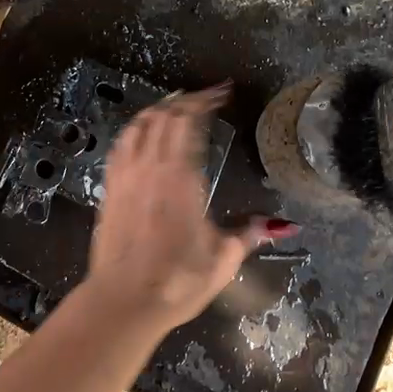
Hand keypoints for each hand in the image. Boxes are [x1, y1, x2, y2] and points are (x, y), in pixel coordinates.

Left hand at [86, 85, 294, 330]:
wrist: (123, 299)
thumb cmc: (177, 280)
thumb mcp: (222, 260)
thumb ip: (250, 235)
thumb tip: (283, 225)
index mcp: (181, 176)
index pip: (189, 120)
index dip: (204, 99)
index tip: (221, 92)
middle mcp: (151, 167)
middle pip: (163, 117)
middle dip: (184, 100)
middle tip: (202, 97)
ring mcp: (126, 176)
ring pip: (138, 126)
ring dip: (157, 110)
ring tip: (172, 106)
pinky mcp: (109, 189)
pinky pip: (120, 146)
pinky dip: (133, 130)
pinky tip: (139, 132)